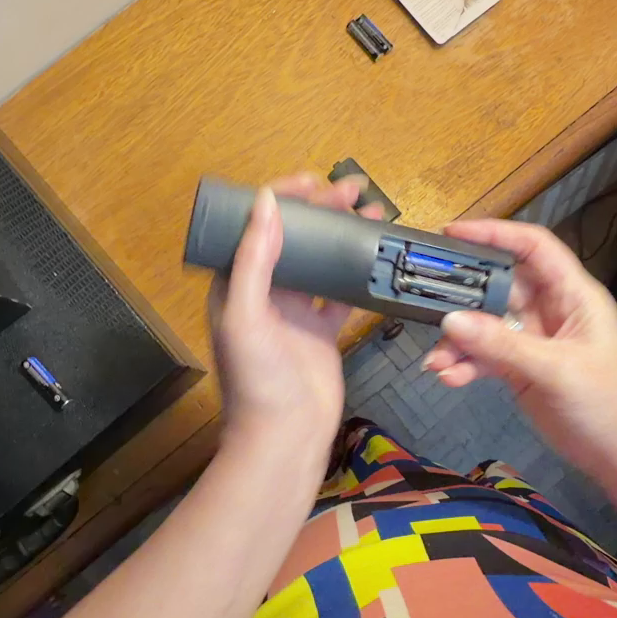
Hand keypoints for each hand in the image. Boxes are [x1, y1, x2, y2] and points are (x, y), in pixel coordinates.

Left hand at [207, 174, 381, 447]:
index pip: (256, 226)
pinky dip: (359, 273)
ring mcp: (296, 310)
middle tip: (355, 191)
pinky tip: (380, 255)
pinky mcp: (323, 330)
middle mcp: (265, 291)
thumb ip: (253, 258)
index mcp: (236, 283)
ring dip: (343, 236)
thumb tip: (267, 199)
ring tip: (373, 213)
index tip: (315, 181)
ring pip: (321, 260)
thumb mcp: (247, 315)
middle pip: (294, 238)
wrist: (286, 436)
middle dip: (322, 210)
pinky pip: (342, 293)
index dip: (283, 198)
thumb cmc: (258, 378)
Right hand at [420, 220, 616, 478]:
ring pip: (486, 325)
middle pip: (499, 287)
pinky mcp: (522, 370)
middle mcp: (551, 310)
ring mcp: (535, 341)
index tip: (450, 233)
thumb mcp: (557, 370)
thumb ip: (502, 345)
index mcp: (573, 295)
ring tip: (435, 363)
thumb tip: (448, 320)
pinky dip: (465, 365)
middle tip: (422, 300)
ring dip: (458, 341)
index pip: (533, 247)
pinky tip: (448, 378)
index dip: (494, 234)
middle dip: (462, 296)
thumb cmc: (610, 405)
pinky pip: (486, 357)